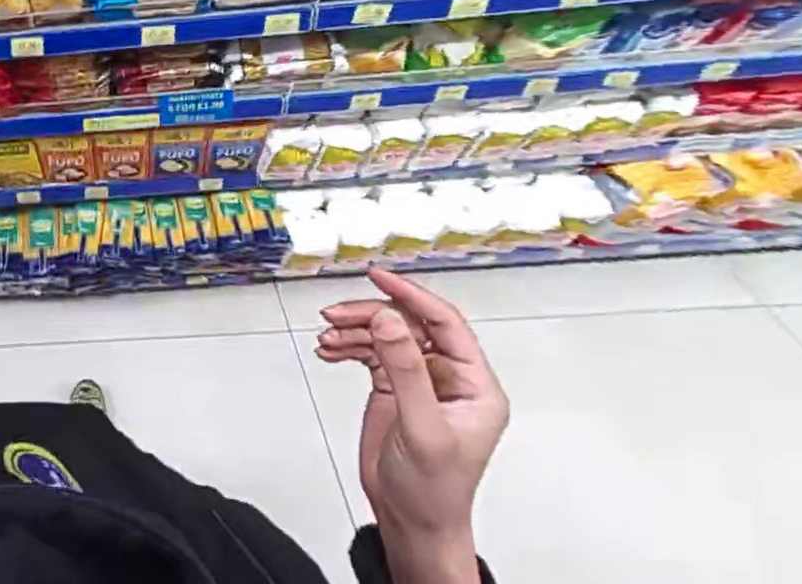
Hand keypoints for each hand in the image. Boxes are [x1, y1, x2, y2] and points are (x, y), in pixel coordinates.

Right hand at [315, 269, 508, 583]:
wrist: (410, 525)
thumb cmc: (434, 492)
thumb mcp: (423, 430)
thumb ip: (407, 371)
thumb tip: (390, 320)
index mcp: (473, 383)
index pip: (444, 321)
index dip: (412, 294)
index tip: (380, 277)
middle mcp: (447, 374)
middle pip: (407, 323)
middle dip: (370, 314)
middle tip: (338, 315)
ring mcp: (418, 378)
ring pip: (385, 333)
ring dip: (354, 330)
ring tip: (328, 336)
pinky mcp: (393, 385)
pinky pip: (369, 350)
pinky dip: (347, 346)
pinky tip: (330, 350)